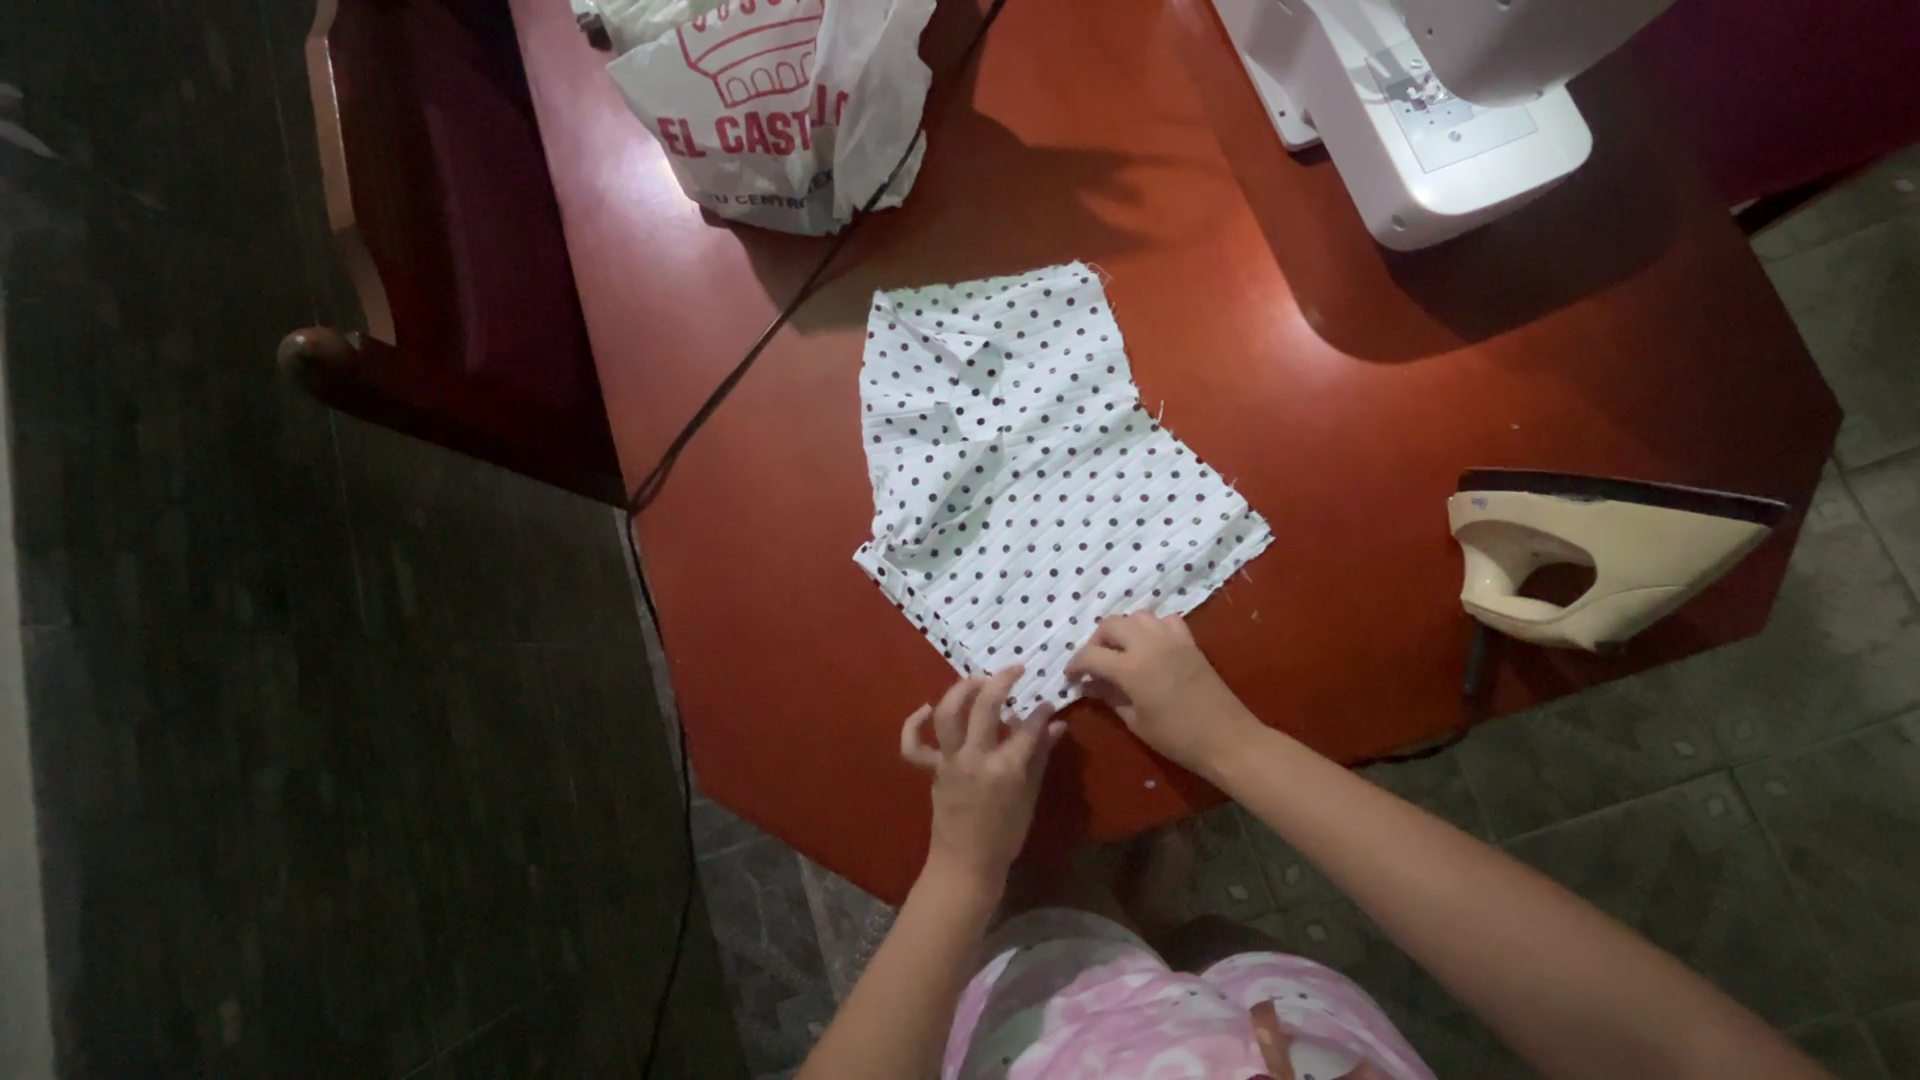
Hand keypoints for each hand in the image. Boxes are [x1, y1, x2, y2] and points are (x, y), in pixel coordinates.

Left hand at [900, 666, 1064, 890]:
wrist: (966, 864)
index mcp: (1005, 768)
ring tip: (979, 680)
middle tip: (1015, 669)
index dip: (1040, 712)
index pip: (1027, 728)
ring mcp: (949, 762)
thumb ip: (1040, 755)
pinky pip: (913, 745)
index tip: (1047, 703)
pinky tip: (926, 707)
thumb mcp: (1030, 796)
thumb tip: (1055, 725)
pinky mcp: (932, 770)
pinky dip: (914, 723)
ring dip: (962, 689)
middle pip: (985, 707)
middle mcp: (975, 758)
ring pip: (947, 714)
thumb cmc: (1005, 834)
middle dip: (1001, 681)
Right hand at [1064, 612, 1259, 775]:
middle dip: (1097, 641)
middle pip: (1111, 624)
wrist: (1226, 738)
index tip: (1071, 677)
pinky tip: (1152, 646)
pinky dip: (1153, 628)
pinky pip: (1165, 621)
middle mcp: (1148, 644)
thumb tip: (1090, 684)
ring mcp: (1171, 639)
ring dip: (1123, 630)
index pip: (1091, 655)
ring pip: (1137, 616)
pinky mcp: (1189, 642)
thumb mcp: (1135, 721)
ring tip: (1121, 652)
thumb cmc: (1176, 737)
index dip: (1075, 665)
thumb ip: (1110, 697)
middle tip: (1095, 663)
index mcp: (1131, 667)